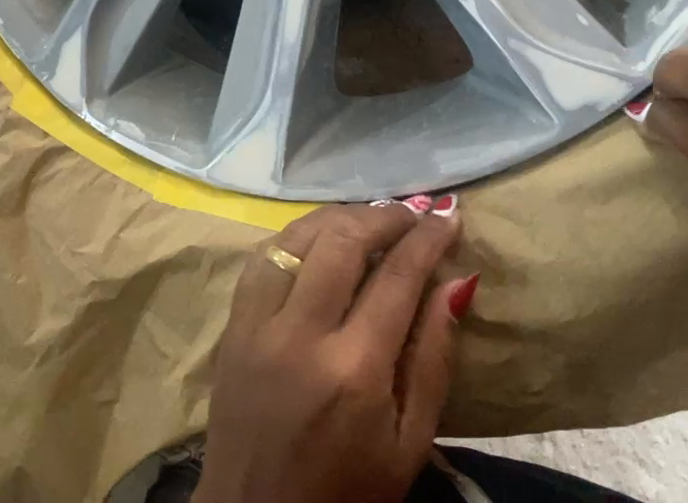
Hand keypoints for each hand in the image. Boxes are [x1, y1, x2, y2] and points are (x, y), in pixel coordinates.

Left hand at [194, 203, 474, 502]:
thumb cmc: (347, 493)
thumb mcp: (410, 443)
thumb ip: (434, 358)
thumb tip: (456, 282)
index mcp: (353, 371)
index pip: (397, 277)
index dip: (428, 237)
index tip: (449, 214)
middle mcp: (300, 336)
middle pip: (344, 241)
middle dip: (385, 217)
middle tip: (412, 213)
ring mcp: (257, 328)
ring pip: (298, 238)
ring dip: (340, 217)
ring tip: (372, 219)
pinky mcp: (232, 329)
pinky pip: (263, 258)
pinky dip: (297, 236)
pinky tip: (322, 237)